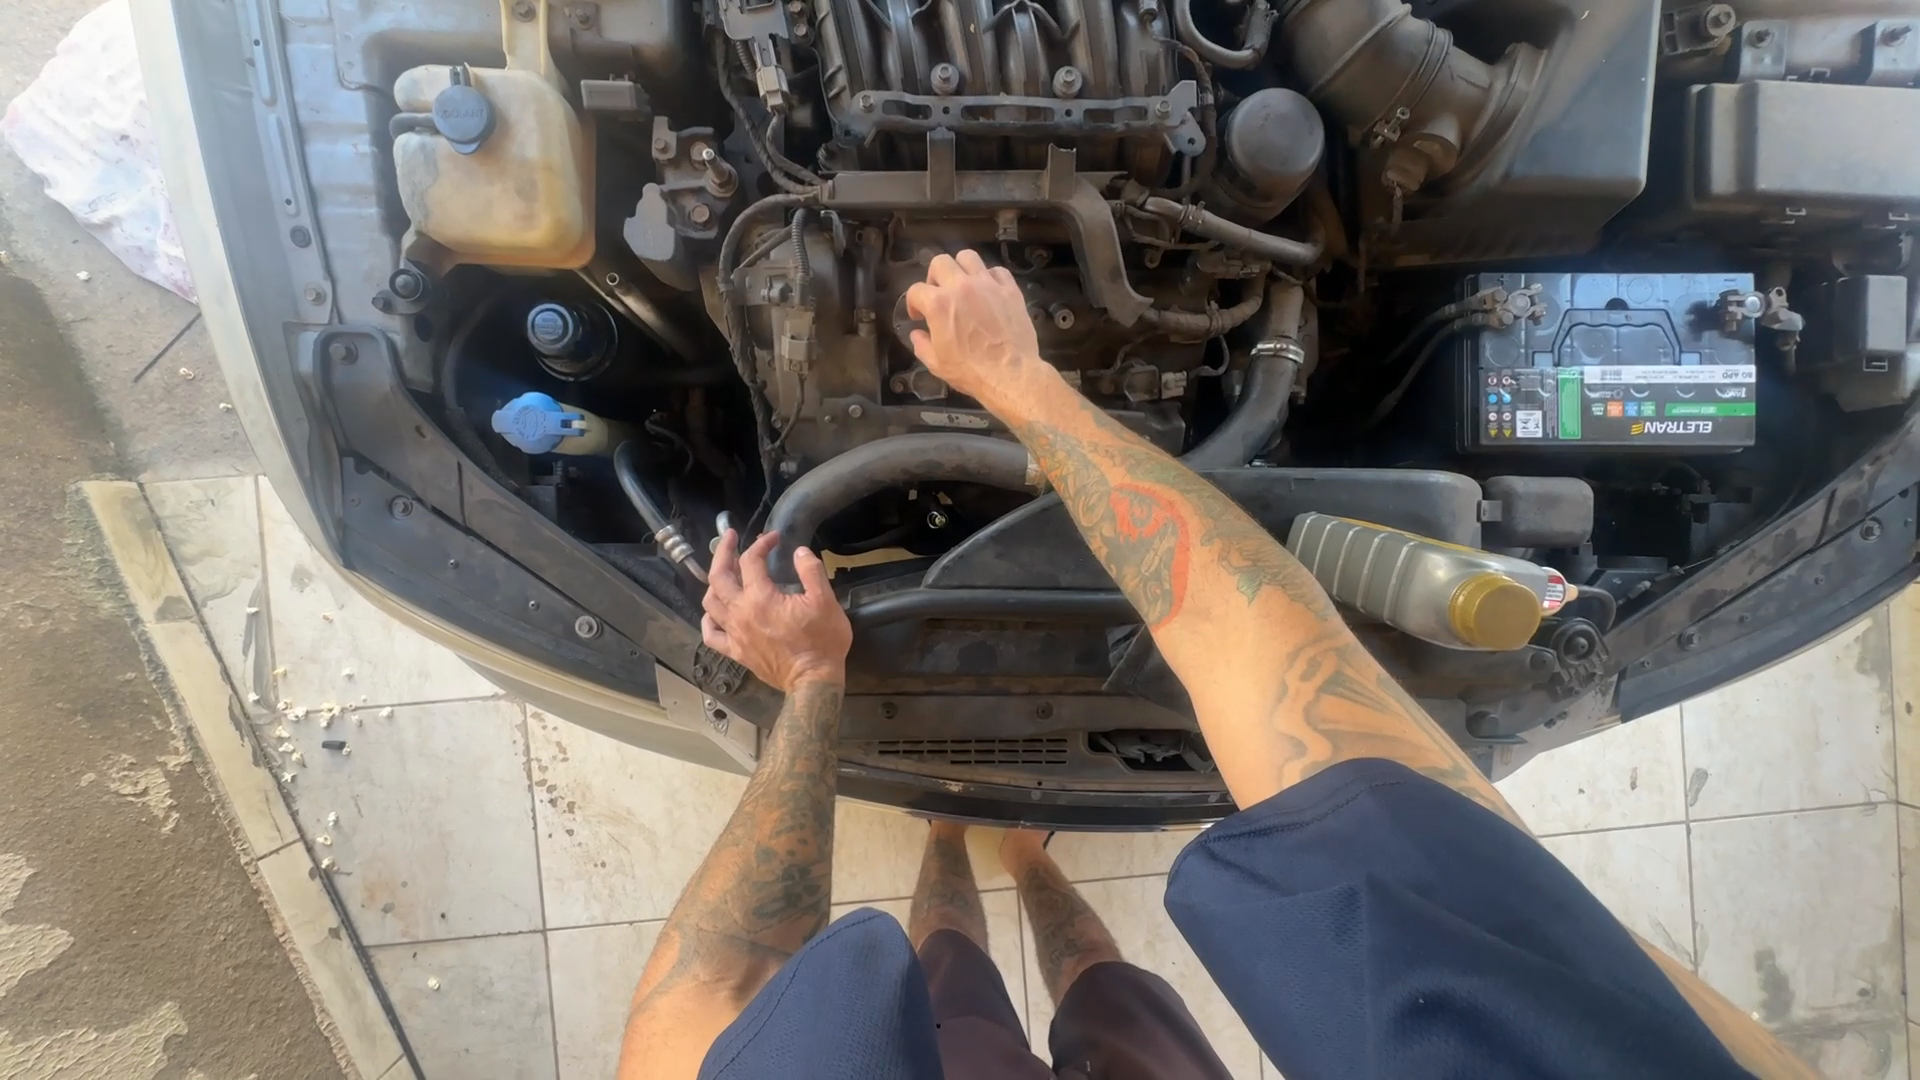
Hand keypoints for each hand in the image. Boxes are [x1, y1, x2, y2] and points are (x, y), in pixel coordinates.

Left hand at [701, 530, 851, 692]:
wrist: (813, 680)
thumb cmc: (822, 641)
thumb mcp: (825, 601)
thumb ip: (811, 571)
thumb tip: (799, 551)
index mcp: (761, 598)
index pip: (751, 561)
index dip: (762, 544)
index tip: (775, 538)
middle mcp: (740, 613)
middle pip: (718, 576)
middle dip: (723, 552)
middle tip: (731, 538)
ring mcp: (734, 634)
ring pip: (710, 602)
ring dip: (714, 582)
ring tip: (726, 572)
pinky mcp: (735, 652)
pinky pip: (711, 634)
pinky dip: (708, 619)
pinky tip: (714, 611)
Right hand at [903, 250, 1047, 407]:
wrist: (1010, 374)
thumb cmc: (970, 372)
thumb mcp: (937, 364)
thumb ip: (922, 345)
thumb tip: (917, 334)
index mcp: (938, 304)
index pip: (916, 290)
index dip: (913, 303)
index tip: (919, 316)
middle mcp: (961, 286)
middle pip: (940, 262)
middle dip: (934, 278)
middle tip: (939, 295)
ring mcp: (987, 284)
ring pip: (968, 257)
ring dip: (961, 268)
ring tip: (963, 285)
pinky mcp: (1009, 289)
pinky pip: (997, 270)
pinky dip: (989, 277)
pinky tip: (988, 291)